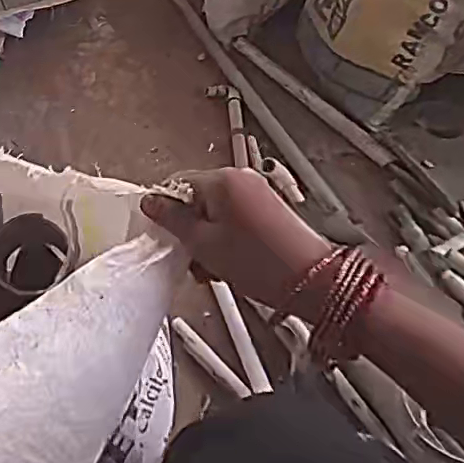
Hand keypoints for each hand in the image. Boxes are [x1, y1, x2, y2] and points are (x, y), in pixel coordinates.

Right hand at [140, 169, 333, 317]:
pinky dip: (226, 238)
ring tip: (215, 265)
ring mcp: (257, 193)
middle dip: (189, 228)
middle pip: (195, 198)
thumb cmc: (262, 263)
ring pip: (213, 211)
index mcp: (222, 179)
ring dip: (207, 237)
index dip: (166, 211)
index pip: (175, 184)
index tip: (166, 234)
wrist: (312, 283)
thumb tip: (151, 202)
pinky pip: (233, 218)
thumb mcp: (202, 243)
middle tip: (194, 255)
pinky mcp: (268, 210)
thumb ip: (171, 219)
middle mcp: (241, 179)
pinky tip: (230, 263)